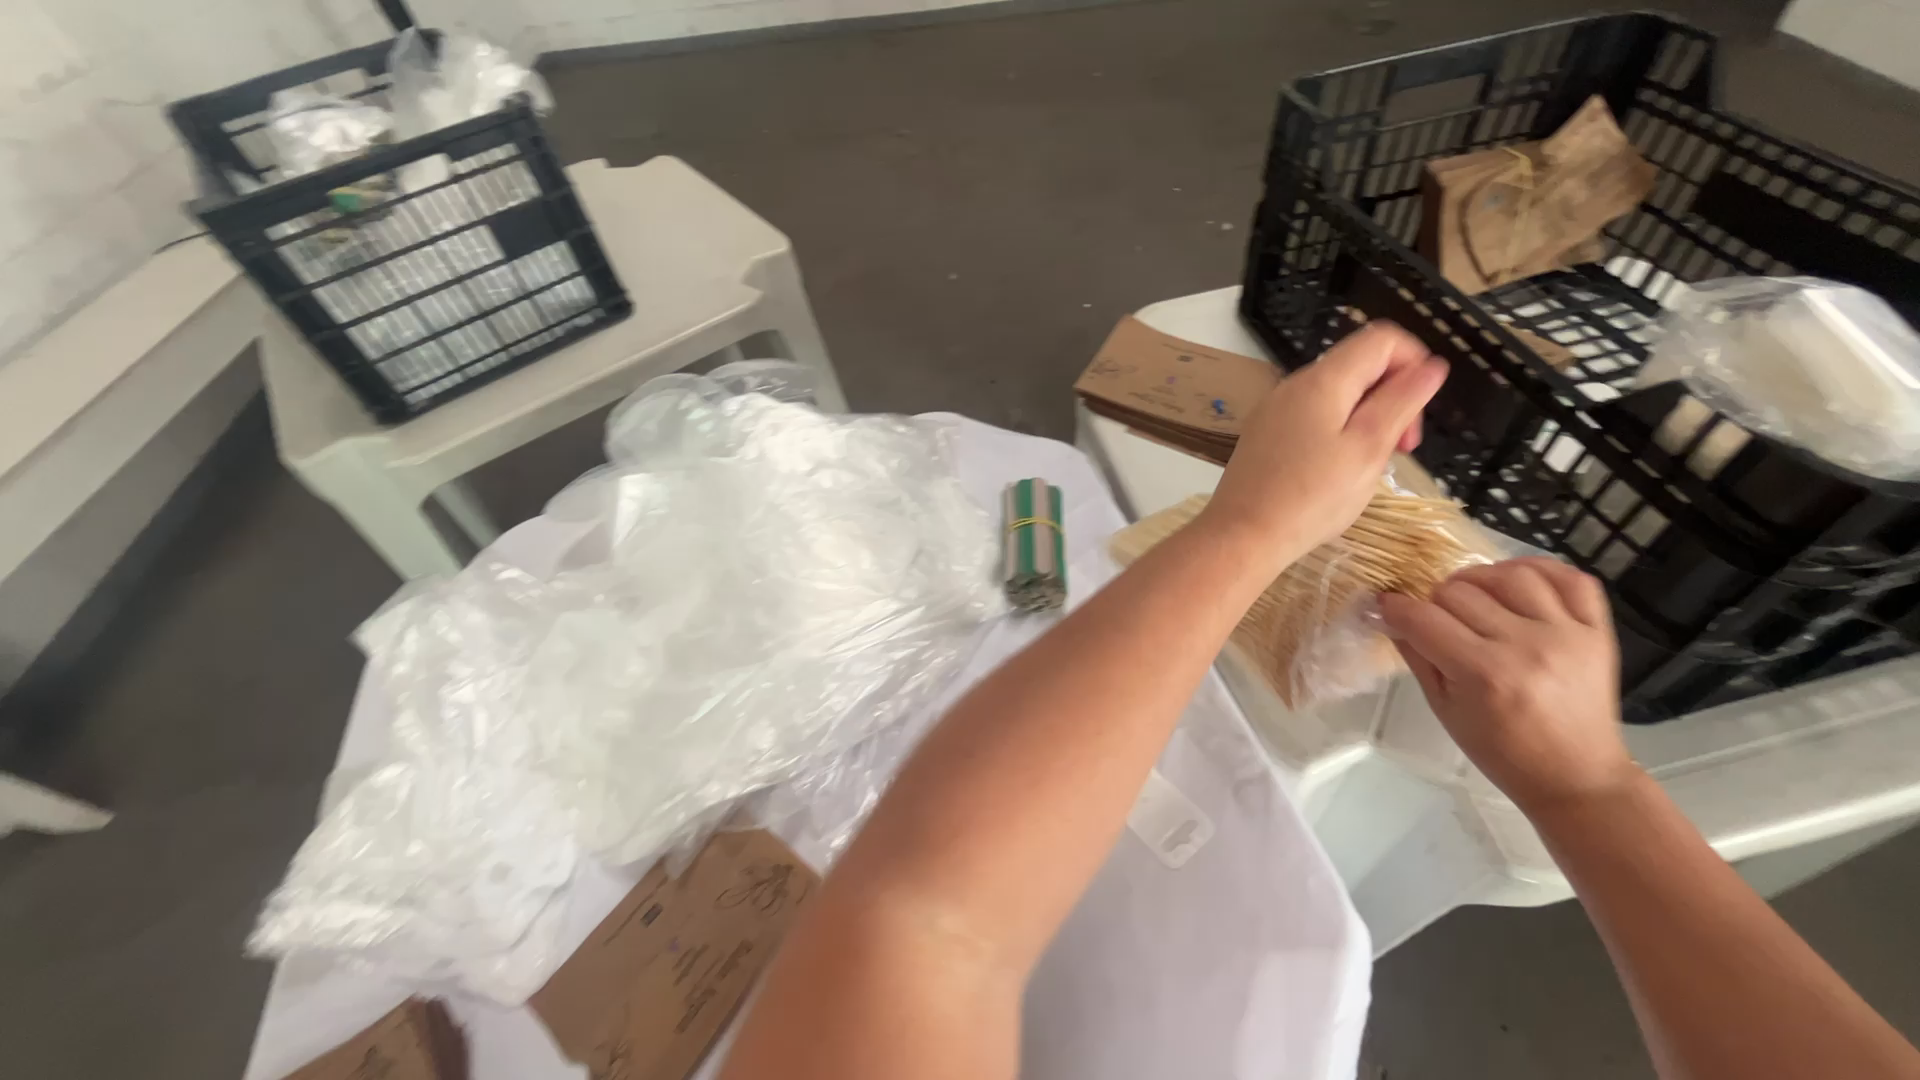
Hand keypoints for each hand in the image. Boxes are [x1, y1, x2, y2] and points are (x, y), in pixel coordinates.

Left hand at [1201, 323, 1445, 562]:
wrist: (1243, 535)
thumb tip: (1431, 365)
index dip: (1414, 362)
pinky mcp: (1264, 435)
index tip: (1419, 409)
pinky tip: (1335, 472)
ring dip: (1366, 420)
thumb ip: (1402, 401)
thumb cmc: (1311, 497)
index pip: (1381, 338)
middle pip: (1359, 367)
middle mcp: (1293, 385)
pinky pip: (1312, 419)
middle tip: (1400, 449)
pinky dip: (1336, 434)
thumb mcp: (1369, 448)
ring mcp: (1273, 410)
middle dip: (1392, 397)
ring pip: (1337, 396)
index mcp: (1322, 380)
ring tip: (1367, 466)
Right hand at [1378, 557, 1638, 812]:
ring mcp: (1567, 635)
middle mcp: (1527, 647)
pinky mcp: (1597, 631)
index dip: (1395, 608)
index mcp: (1484, 674)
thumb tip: (1389, 614)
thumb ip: (1416, 655)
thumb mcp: (1443, 708)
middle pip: (1459, 592)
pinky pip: (1569, 578)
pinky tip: (1514, 582)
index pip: (1422, 619)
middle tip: (1434, 618)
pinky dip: (1538, 569)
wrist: (1575, 775)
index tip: (1387, 607)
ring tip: (1471, 596)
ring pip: (1508, 575)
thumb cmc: (1500, 750)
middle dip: (1434, 600)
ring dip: (1478, 579)